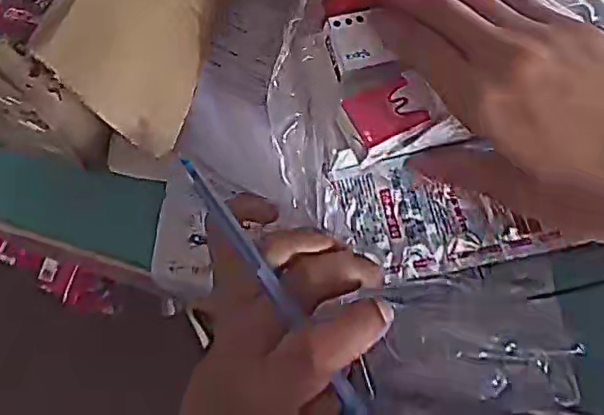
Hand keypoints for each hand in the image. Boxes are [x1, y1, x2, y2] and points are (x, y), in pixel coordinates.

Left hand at [180, 196, 390, 414]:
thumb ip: (330, 392)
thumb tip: (356, 349)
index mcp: (267, 385)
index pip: (311, 348)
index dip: (354, 324)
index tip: (382, 312)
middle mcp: (245, 336)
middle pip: (297, 284)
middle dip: (344, 269)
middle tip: (372, 274)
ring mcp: (231, 306)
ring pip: (271, 251)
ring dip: (311, 240)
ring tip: (340, 248)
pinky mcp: (222, 290)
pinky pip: (226, 238)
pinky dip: (244, 213)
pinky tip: (272, 211)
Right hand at [375, 0, 603, 296]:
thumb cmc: (597, 200)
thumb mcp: (522, 197)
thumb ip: (464, 171)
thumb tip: (419, 161)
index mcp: (485, 99)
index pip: (421, 46)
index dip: (392, 27)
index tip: (374, 18)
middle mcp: (506, 52)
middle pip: (443, 6)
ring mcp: (543, 31)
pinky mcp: (576, 24)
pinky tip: (488, 5)